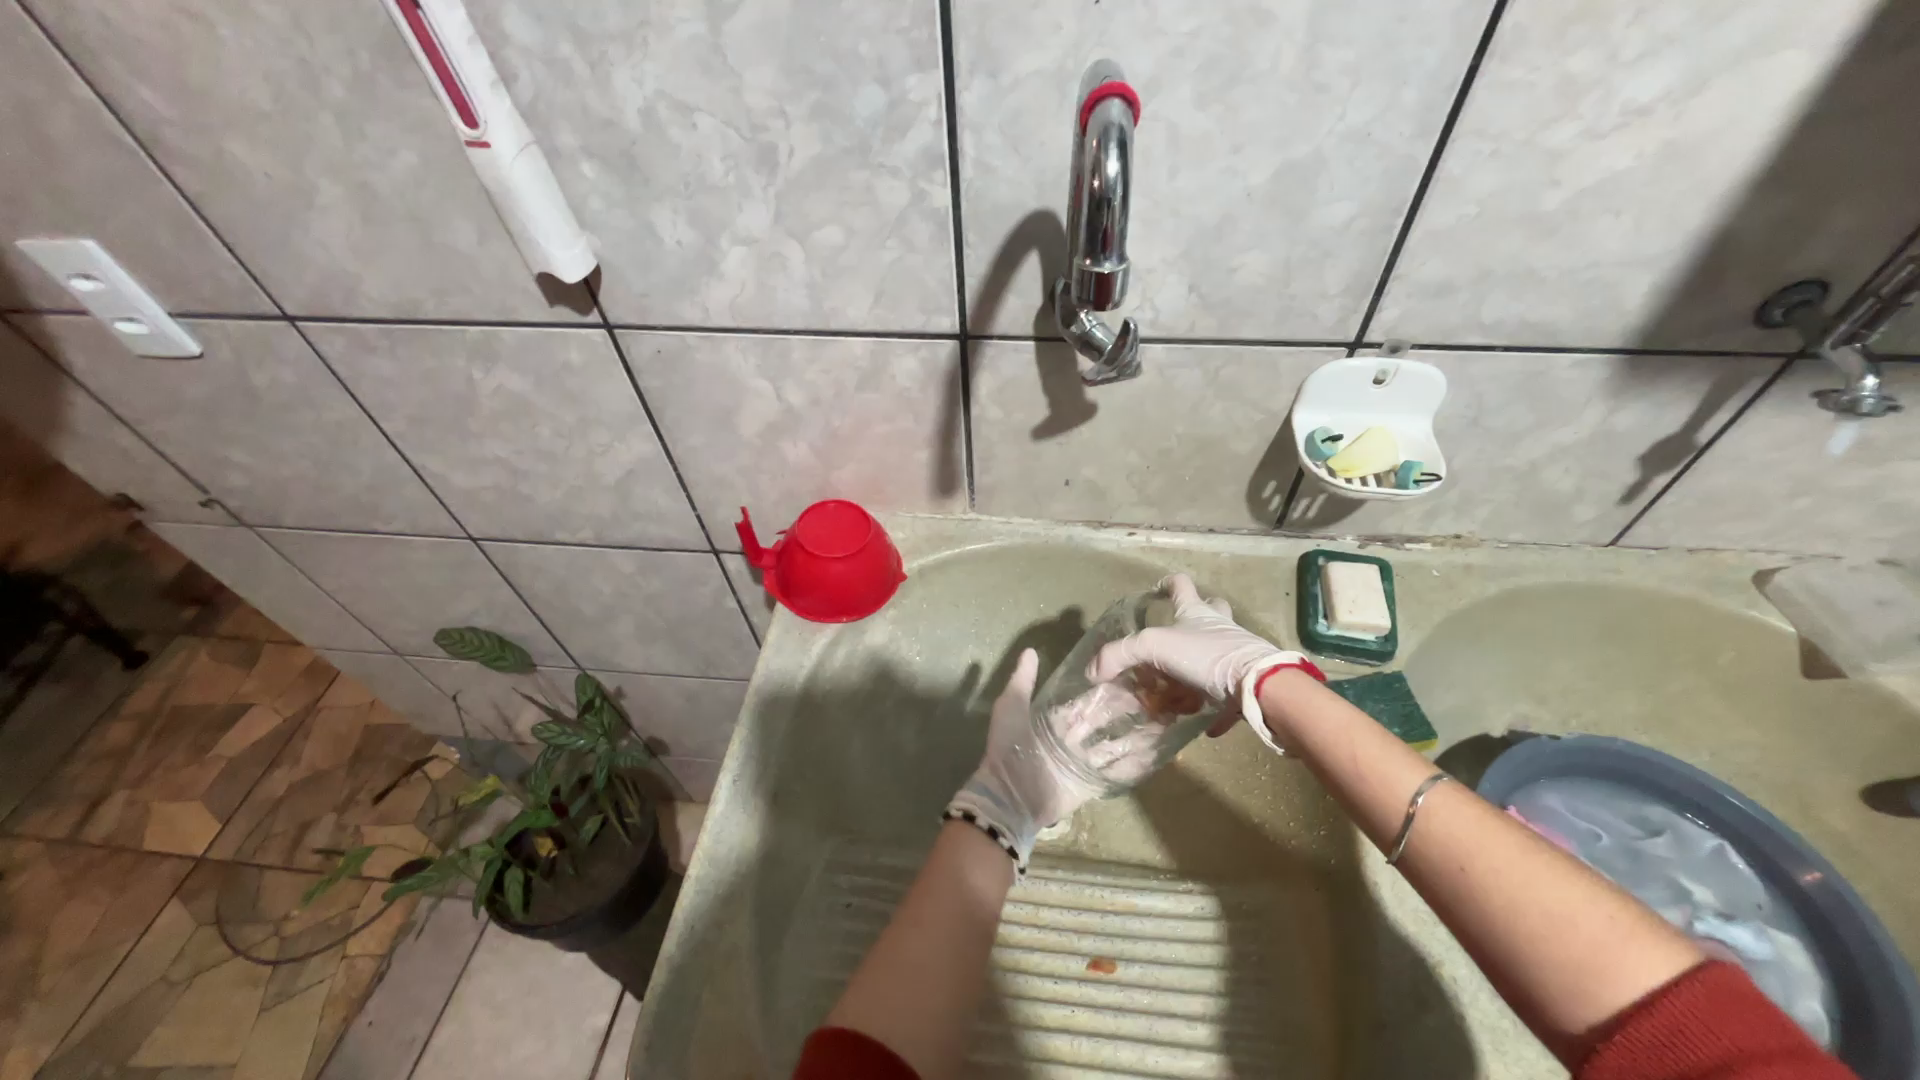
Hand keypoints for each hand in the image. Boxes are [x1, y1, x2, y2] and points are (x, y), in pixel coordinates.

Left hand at [948, 649, 1163, 867]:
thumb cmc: (1008, 749)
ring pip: (1113, 745)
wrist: (1010, 795)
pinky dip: (1133, 764)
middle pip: (1103, 722)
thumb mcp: (1011, 708)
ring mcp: (1082, 763)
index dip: (1103, 691)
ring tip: (1163, 722)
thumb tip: (1030, 650)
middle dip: (1124, 711)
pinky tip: (1156, 752)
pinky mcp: (1090, 784)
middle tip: (1154, 697)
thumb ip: (1022, 680)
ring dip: (1134, 736)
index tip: (1127, 677)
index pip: (1084, 703)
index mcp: (1054, 721)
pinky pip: (1115, 772)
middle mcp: (1071, 739)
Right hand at [1087, 573, 1287, 699]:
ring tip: (1181, 689)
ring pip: (1218, 652)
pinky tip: (1204, 724)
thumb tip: (1092, 671)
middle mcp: (1219, 627)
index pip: (1180, 585)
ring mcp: (1236, 654)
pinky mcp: (1246, 683)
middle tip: (1176, 638)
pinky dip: (1217, 708)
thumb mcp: (1153, 647)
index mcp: (1197, 612)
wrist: (1257, 685)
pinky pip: (1229, 695)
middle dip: (1196, 619)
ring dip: (1201, 666)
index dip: (1166, 584)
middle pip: (1210, 611)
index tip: (1155, 591)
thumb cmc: (1206, 655)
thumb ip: (1119, 656)